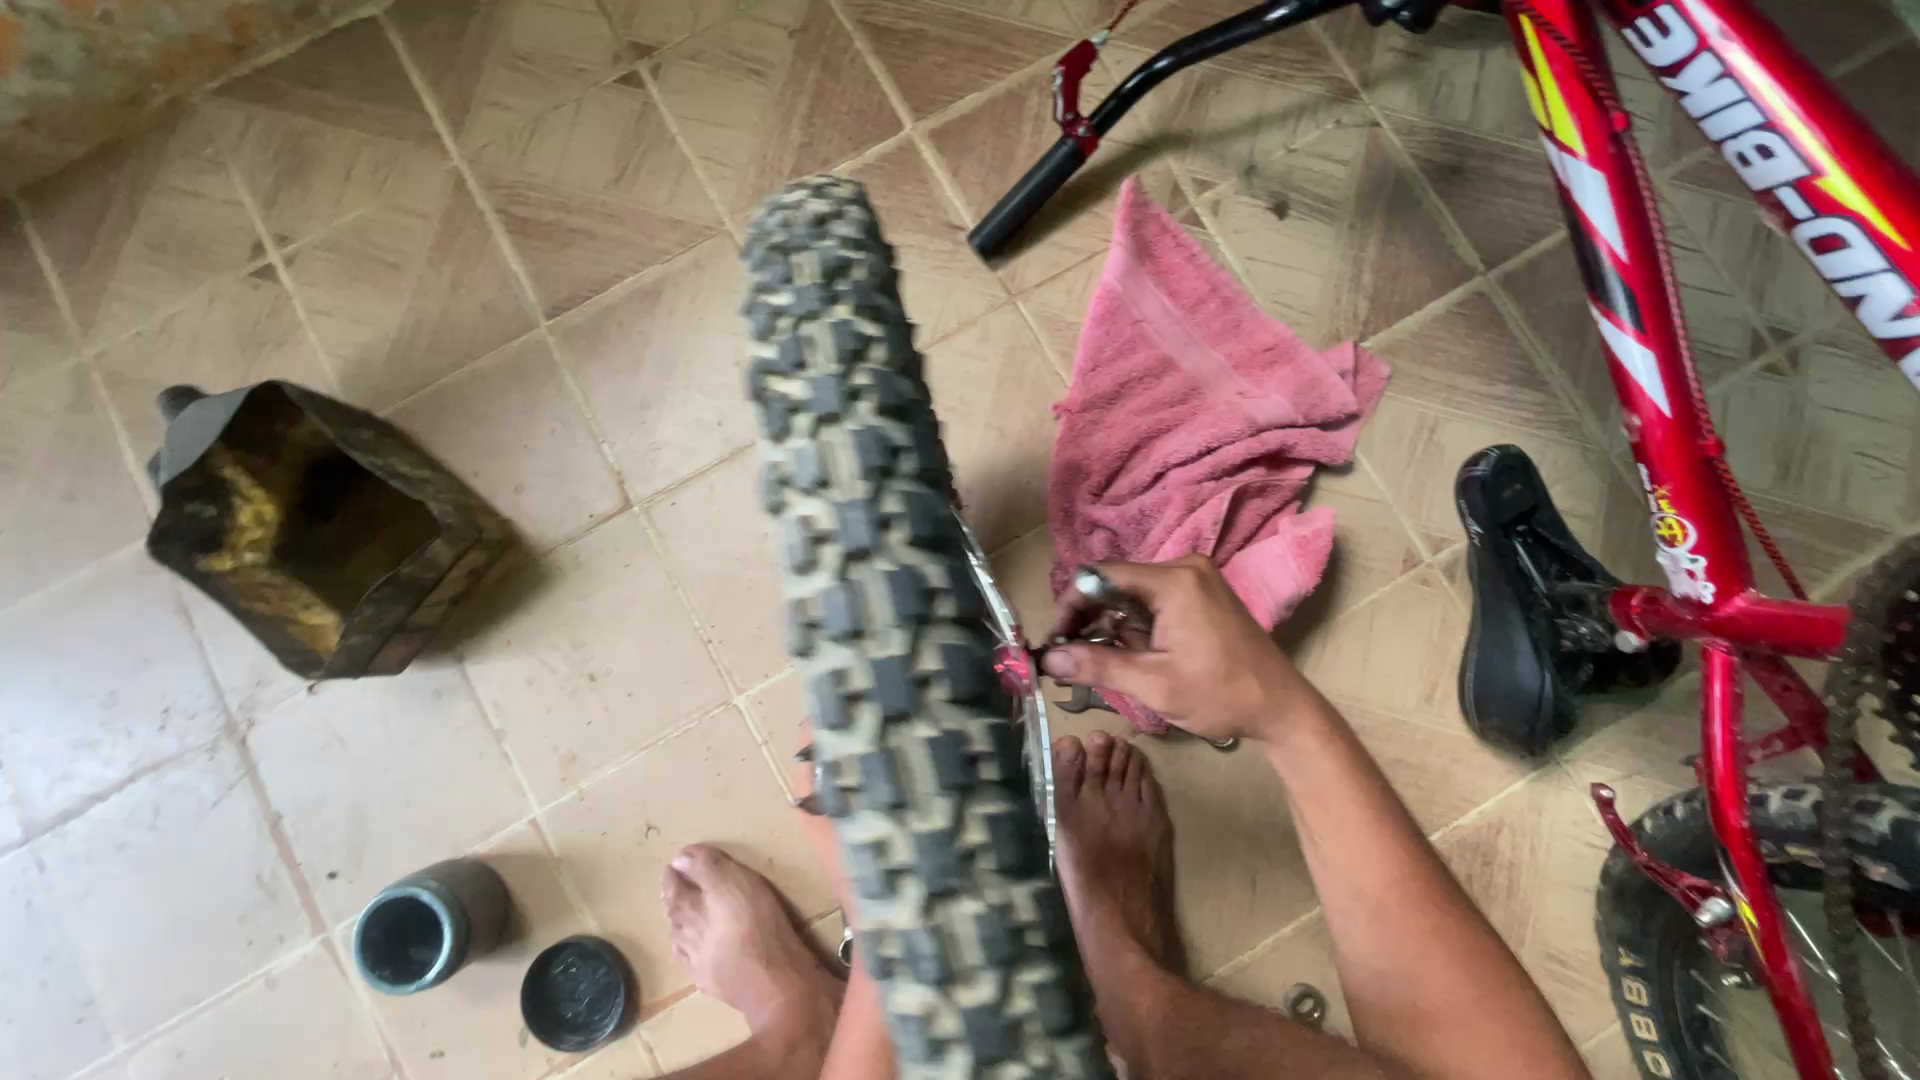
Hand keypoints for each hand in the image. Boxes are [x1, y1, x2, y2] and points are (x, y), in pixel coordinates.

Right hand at [1041, 556, 1316, 742]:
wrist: (1282, 709)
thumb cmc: (1220, 695)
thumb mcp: (1153, 684)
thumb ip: (1097, 665)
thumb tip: (1047, 660)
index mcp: (1174, 581)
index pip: (1101, 576)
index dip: (1070, 606)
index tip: (1055, 641)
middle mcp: (1183, 568)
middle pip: (1114, 582)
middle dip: (1088, 618)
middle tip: (1069, 655)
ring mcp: (1195, 579)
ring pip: (1130, 593)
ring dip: (1110, 625)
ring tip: (1100, 661)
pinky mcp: (1200, 594)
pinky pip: (1151, 601)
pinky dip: (1134, 625)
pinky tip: (1129, 654)